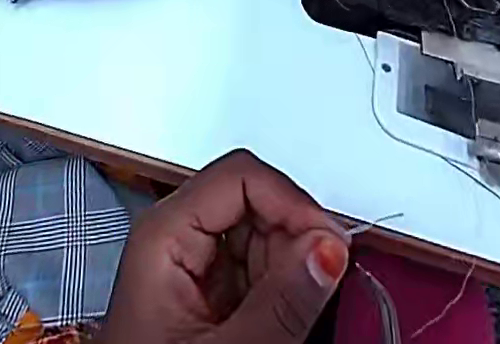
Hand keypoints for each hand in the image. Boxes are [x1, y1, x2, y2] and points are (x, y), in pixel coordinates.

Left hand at [99, 150, 349, 343]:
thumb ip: (281, 301)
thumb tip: (328, 246)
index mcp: (165, 232)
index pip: (239, 176)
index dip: (291, 201)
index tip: (333, 243)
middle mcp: (176, 235)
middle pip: (252, 200)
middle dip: (296, 238)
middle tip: (324, 286)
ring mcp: (193, 264)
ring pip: (260, 235)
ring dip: (293, 268)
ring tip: (300, 316)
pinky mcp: (208, 293)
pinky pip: (257, 270)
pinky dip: (282, 290)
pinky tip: (287, 322)